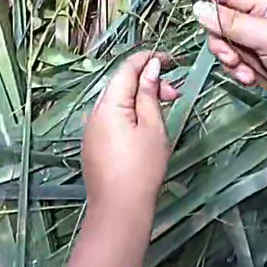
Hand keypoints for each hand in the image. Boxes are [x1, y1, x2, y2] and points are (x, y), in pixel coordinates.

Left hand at [81, 51, 179, 221]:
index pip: (126, 68)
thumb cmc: (142, 167)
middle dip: (148, 80)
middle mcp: (94, 112)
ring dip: (140, 97)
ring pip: (116, 101)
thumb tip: (151, 67)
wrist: (119, 208)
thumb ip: (149, 93)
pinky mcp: (93, 144)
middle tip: (175, 93)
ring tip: (164, 108)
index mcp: (108, 104)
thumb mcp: (153, 126)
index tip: (171, 60)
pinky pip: (111, 117)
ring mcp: (91, 129)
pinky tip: (146, 125)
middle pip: (120, 83)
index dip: (148, 58)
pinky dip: (130, 112)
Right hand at [193, 0, 266, 122]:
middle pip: (223, 23)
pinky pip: (243, 63)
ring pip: (231, 46)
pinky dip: (243, 71)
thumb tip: (199, 8)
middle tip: (230, 55)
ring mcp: (266, 41)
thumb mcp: (266, 34)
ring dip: (233, 60)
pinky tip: (251, 80)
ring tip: (246, 72)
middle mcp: (264, 18)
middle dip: (222, 41)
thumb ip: (230, 23)